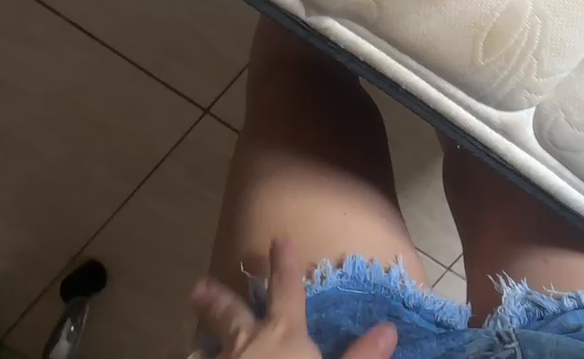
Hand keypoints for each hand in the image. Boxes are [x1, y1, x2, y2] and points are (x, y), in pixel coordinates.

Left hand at [192, 238, 396, 358]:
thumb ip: (360, 356)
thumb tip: (390, 328)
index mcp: (283, 332)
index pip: (286, 289)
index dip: (284, 262)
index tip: (279, 236)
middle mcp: (246, 344)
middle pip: (230, 314)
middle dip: (217, 300)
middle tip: (197, 287)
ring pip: (205, 349)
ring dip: (201, 341)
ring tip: (193, 340)